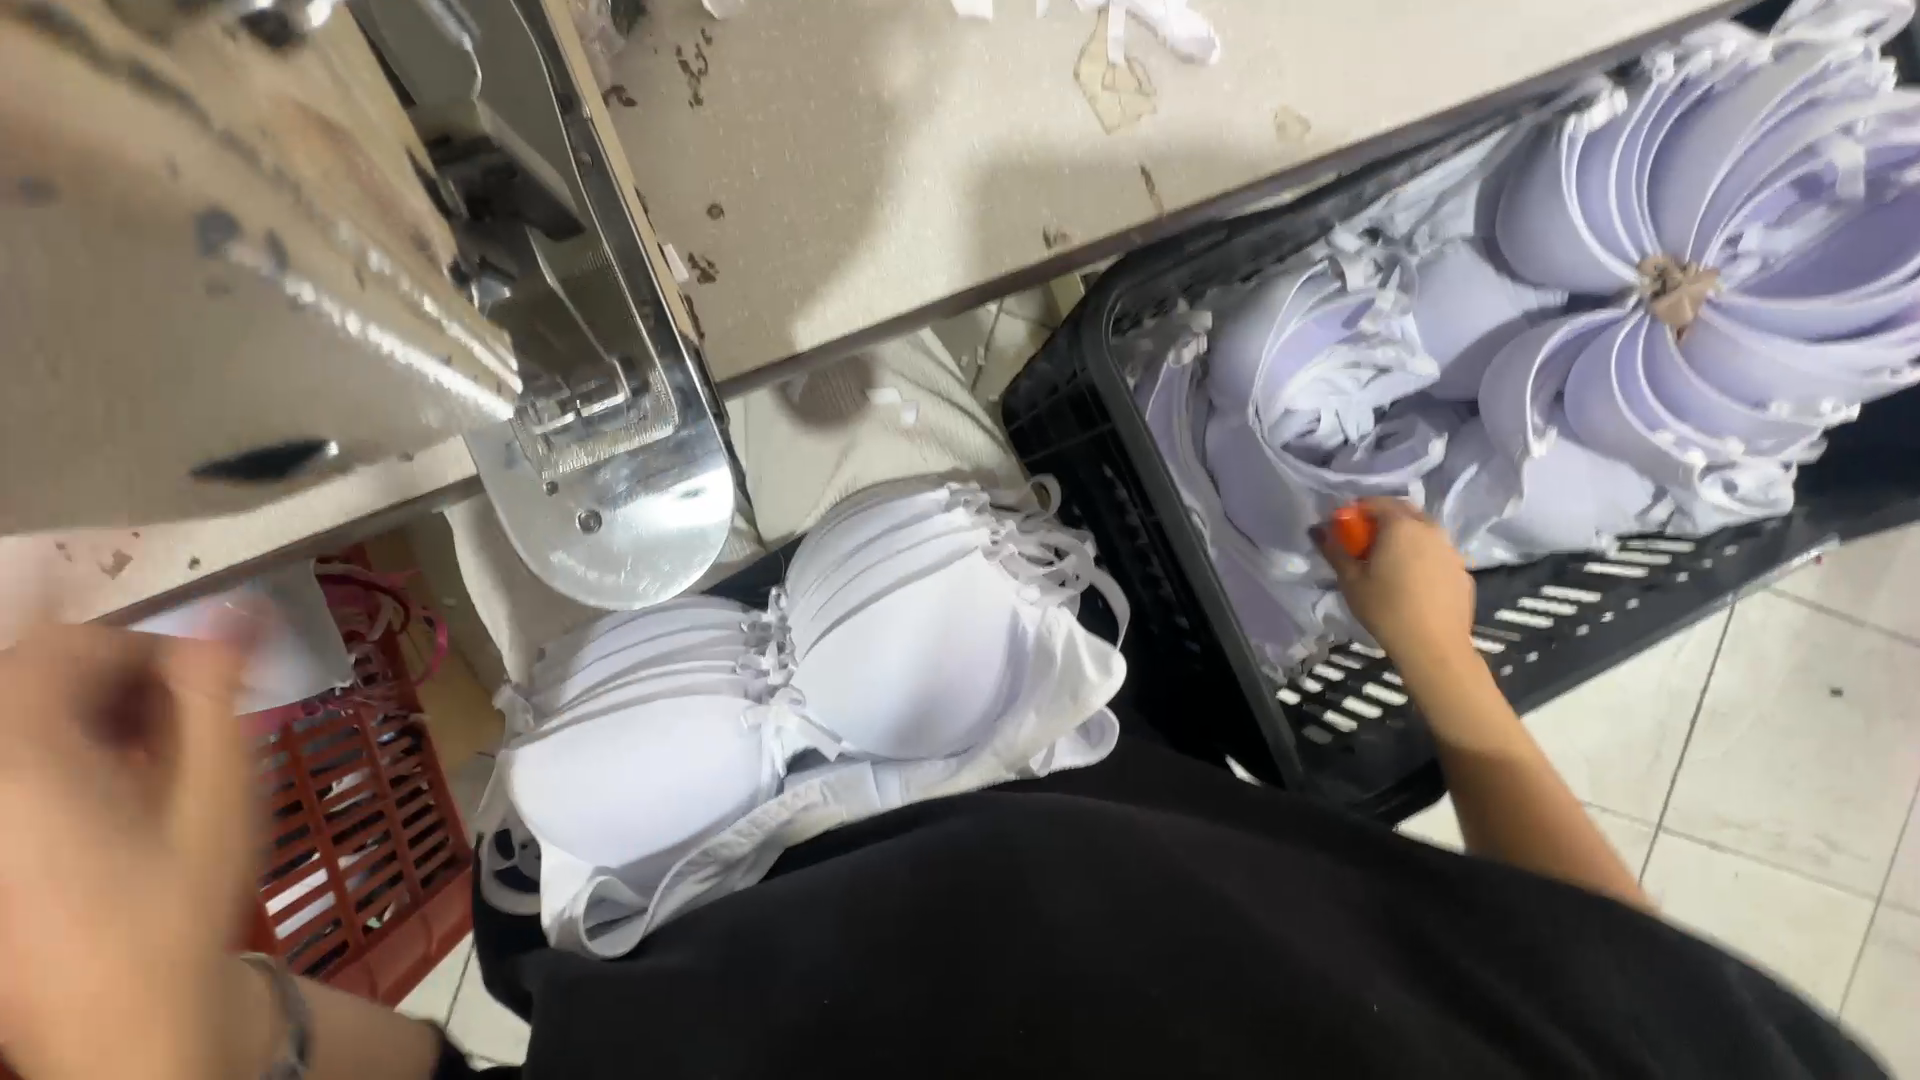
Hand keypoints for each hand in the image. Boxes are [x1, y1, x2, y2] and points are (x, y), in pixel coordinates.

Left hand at [0, 612, 260, 1079]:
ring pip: (25, 716)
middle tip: (194, 717)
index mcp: (24, 757)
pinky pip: (19, 758)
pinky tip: (124, 786)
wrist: (122, 1012)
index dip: (144, 643)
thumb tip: (234, 615)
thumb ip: (216, 696)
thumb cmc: (180, 900)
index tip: (207, 676)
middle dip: (124, 679)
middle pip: (35, 676)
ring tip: (165, 755)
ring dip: (101, 713)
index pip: (64, 644)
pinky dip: (73, 749)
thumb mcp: (220, 792)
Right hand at [1315, 497, 1476, 671]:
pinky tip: (1412, 582)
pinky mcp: (1462, 571)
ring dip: (1406, 537)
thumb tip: (1317, 530)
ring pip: (1425, 532)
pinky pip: (1438, 554)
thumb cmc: (1385, 608)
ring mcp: (1451, 550)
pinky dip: (1423, 557)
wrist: (1433, 645)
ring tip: (1390, 562)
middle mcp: (1430, 530)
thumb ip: (1334, 550)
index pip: (1378, 502)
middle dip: (1384, 519)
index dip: (1358, 509)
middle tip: (1366, 541)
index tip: (1345, 526)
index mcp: (1401, 526)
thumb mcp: (1350, 580)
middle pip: (1405, 512)